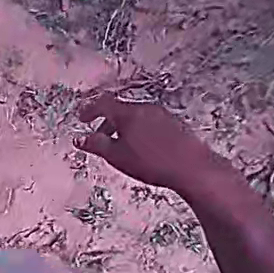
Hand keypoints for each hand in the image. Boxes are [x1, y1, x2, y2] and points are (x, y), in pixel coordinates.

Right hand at [75, 92, 238, 197]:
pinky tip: (142, 149)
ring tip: (121, 146)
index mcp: (129, 113)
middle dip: (106, 123)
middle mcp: (147, 109)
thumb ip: (95, 144)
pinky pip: (150, 123)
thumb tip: (80, 138)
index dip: (89, 110)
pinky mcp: (175, 125)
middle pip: (120, 110)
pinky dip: (139, 131)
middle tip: (99, 137)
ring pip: (136, 116)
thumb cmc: (154, 162)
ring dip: (123, 128)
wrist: (193, 169)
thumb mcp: (116, 156)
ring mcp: (163, 116)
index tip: (83, 118)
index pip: (103, 103)